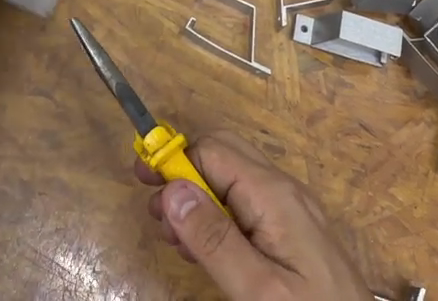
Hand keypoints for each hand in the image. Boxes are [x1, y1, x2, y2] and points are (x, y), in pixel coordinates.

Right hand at [136, 130, 369, 299]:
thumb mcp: (257, 290)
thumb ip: (214, 239)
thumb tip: (172, 190)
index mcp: (273, 195)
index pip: (211, 150)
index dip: (174, 163)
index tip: (144, 189)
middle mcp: (283, 190)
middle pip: (222, 154)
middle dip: (184, 175)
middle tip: (159, 218)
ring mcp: (291, 210)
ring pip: (231, 179)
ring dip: (198, 199)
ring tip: (178, 244)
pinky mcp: (293, 231)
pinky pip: (246, 205)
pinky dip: (218, 218)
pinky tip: (207, 253)